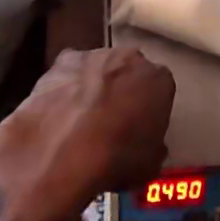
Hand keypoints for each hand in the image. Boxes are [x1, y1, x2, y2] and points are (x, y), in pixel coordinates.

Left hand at [0, 48, 174, 220]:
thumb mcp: (150, 165)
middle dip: (123, 90)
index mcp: (159, 79)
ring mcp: (93, 55)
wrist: (64, 149)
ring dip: (93, 86)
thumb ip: (153, 146)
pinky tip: (58, 112)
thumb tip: (149, 145)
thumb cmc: (117, 157)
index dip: (150, 110)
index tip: (141, 129)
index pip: (160, 90)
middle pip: (129, 71)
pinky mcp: (60, 60)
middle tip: (112, 121)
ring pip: (97, 69)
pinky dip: (65, 87)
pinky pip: (68, 74)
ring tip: (80, 120)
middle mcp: (129, 57)